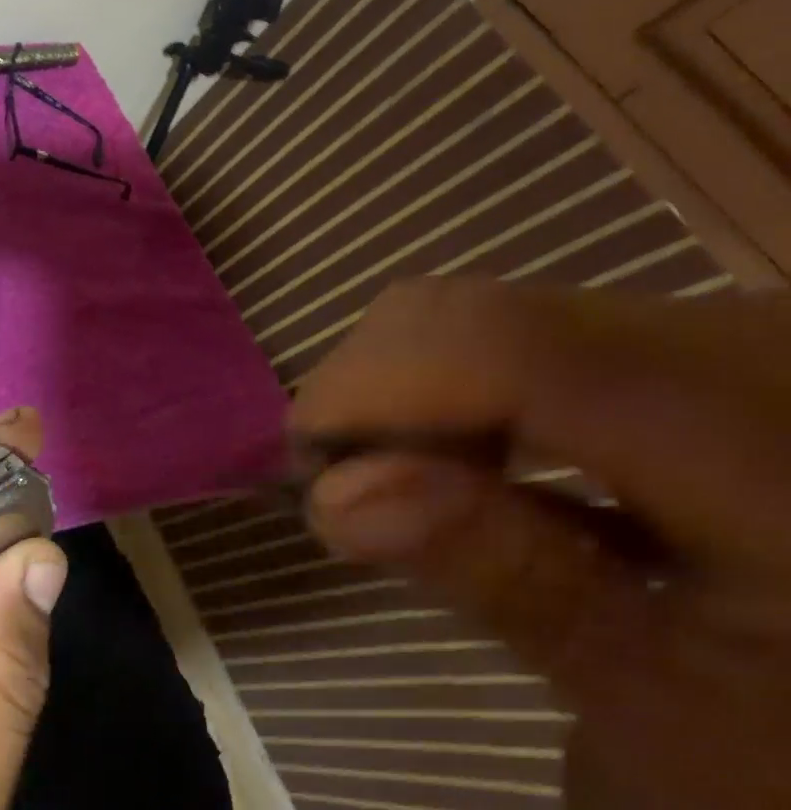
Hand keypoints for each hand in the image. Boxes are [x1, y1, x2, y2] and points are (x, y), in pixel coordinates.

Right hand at [293, 279, 790, 808]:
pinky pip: (528, 329)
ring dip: (412, 395)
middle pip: (477, 316)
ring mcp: (717, 335)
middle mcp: (746, 349)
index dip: (368, 387)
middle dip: (375, 396)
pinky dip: (465, 390)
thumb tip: (336, 495)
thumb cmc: (790, 736)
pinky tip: (482, 466)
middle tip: (359, 497)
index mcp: (761, 442)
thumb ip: (515, 584)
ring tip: (417, 490)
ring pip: (488, 314)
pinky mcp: (691, 342)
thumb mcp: (677, 708)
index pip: (511, 347)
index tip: (308, 471)